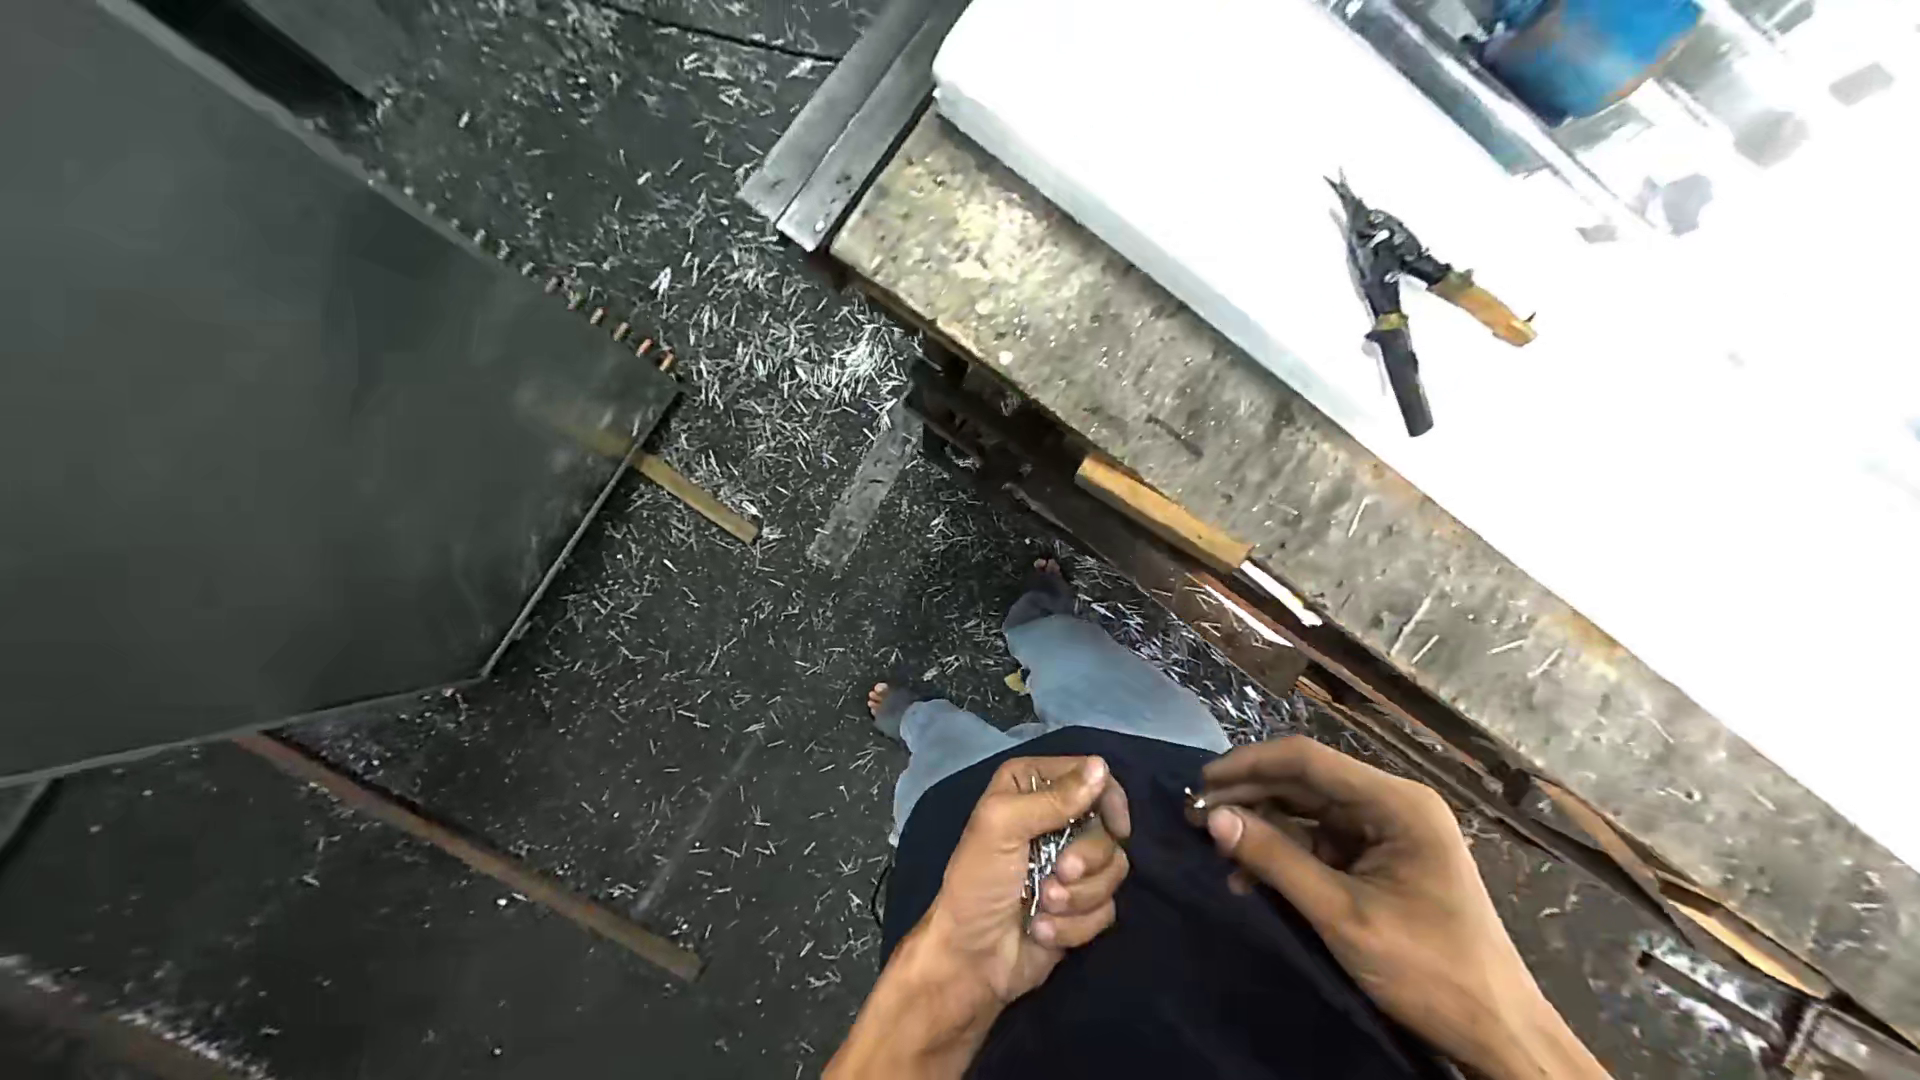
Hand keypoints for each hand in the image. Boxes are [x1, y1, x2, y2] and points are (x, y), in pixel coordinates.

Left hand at [826, 755, 1129, 1077]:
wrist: (971, 957)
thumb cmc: (978, 880)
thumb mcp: (1003, 826)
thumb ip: (1053, 798)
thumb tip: (1101, 767)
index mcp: (1031, 785)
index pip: (1091, 774)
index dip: (1108, 799)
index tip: (1116, 828)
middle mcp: (1055, 816)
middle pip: (1107, 827)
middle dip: (1085, 859)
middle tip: (1058, 873)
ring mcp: (1070, 862)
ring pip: (1113, 869)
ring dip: (1078, 896)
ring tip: (1043, 905)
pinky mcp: (1080, 905)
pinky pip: (1106, 908)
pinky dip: (1075, 924)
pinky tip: (1043, 930)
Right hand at [1199, 736, 1607, 1079]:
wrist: (1501, 1038)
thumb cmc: (1430, 972)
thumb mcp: (1343, 915)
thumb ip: (1276, 860)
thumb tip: (1212, 818)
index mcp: (1397, 803)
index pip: (1307, 761)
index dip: (1248, 764)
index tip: (1203, 782)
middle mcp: (1390, 804)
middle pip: (1302, 782)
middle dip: (1248, 797)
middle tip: (1198, 815)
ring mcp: (1384, 831)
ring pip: (1303, 810)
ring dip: (1260, 827)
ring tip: (1218, 847)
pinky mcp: (1376, 857)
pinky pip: (1315, 840)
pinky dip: (1281, 853)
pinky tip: (1249, 873)